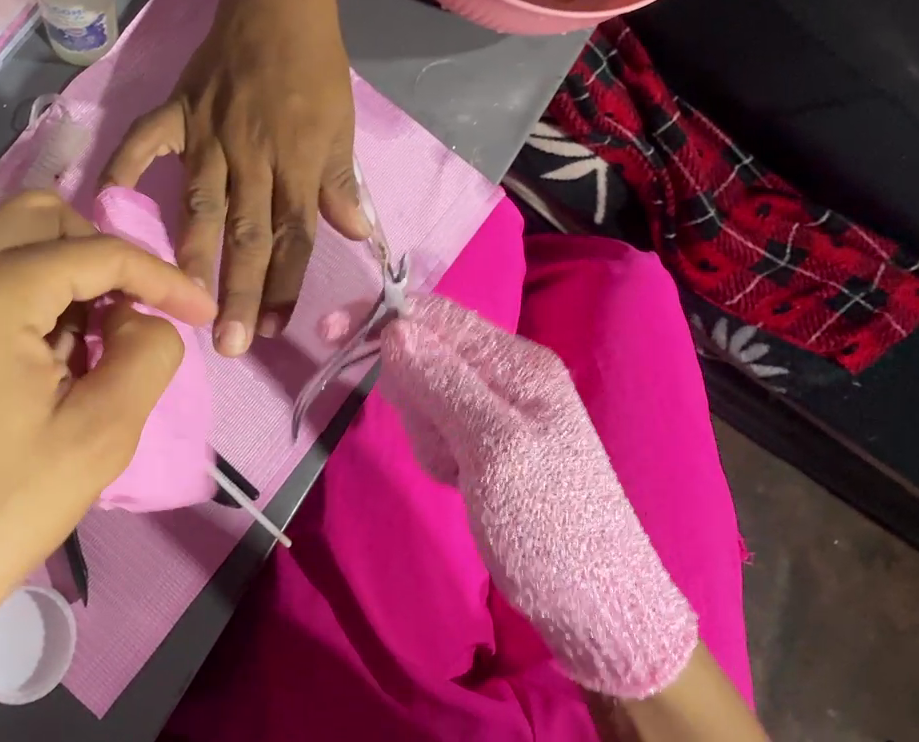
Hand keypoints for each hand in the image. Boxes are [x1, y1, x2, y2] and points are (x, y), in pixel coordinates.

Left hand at [0, 191, 216, 623]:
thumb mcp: (98, 435)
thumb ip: (147, 355)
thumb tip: (142, 321)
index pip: (100, 251)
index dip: (163, 278)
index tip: (202, 313)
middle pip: (43, 218)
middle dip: (101, 254)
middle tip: (132, 316)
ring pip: (6, 245)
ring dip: (61, 277)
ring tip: (87, 352)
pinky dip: (22, 299)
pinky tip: (38, 365)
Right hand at [102, 0, 369, 357]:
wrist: (280, 1)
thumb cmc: (314, 66)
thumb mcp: (342, 122)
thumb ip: (343, 182)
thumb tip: (357, 235)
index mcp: (298, 161)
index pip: (294, 234)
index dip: (287, 284)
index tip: (275, 330)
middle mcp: (253, 156)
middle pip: (248, 232)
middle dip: (240, 290)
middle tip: (229, 345)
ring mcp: (209, 133)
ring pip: (200, 204)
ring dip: (191, 255)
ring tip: (178, 303)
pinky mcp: (177, 109)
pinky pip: (144, 142)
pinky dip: (123, 169)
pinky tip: (101, 205)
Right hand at [379, 294, 698, 699]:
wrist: (593, 605)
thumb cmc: (550, 526)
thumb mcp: (494, 451)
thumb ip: (443, 384)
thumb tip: (394, 326)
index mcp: (516, 362)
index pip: (435, 315)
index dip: (379, 314)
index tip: (325, 330)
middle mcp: (505, 374)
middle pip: (423, 352)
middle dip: (411, 396)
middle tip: (443, 448)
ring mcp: (495, 408)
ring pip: (422, 394)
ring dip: (425, 431)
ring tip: (461, 474)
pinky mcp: (483, 441)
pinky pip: (434, 427)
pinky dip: (435, 452)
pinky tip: (461, 483)